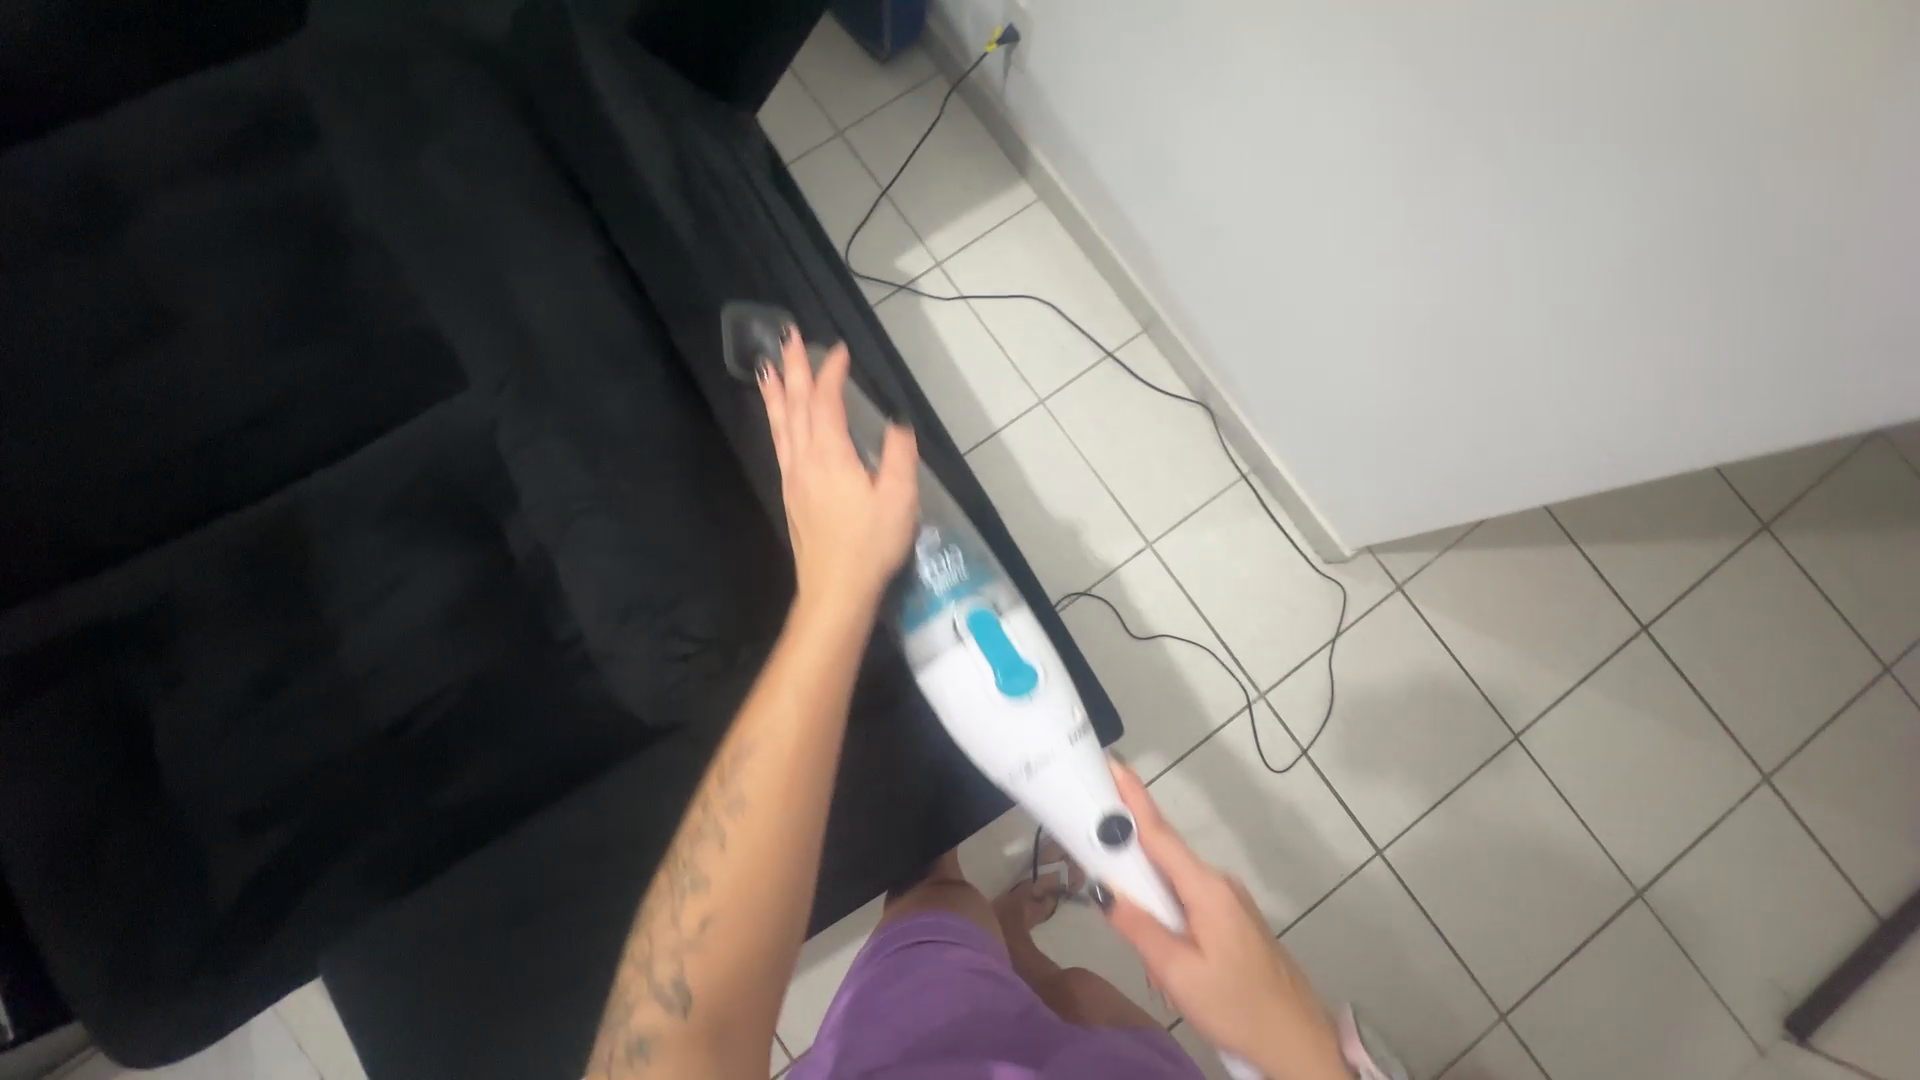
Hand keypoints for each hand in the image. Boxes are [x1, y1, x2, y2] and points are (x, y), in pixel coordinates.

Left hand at [758, 327, 918, 611]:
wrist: (835, 589)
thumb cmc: (871, 544)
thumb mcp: (899, 499)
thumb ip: (899, 456)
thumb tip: (896, 424)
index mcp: (831, 455)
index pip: (826, 402)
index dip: (830, 372)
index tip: (838, 349)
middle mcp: (805, 459)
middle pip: (795, 405)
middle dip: (792, 369)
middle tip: (785, 336)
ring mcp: (793, 478)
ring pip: (780, 424)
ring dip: (776, 392)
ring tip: (766, 367)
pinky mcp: (791, 495)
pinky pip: (779, 443)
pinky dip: (776, 420)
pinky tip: (779, 420)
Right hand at [1103, 760, 1348, 1079]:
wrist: (1301, 1047)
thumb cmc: (1238, 1008)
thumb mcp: (1179, 974)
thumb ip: (1139, 928)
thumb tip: (1103, 889)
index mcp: (1206, 889)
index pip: (1159, 834)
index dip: (1133, 798)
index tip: (1112, 764)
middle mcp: (1218, 884)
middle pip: (1162, 856)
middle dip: (1128, 862)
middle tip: (1095, 868)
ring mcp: (1228, 901)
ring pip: (1173, 884)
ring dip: (1148, 902)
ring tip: (1146, 954)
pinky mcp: (1232, 920)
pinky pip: (1187, 902)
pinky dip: (1166, 914)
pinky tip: (1164, 954)